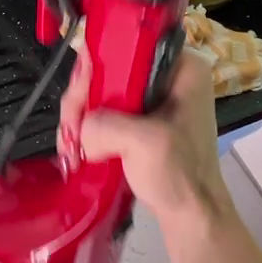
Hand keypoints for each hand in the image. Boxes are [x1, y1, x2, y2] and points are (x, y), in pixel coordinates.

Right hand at [78, 47, 233, 234]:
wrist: (191, 215)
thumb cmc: (180, 175)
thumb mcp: (143, 143)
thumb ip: (104, 124)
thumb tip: (81, 130)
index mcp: (181, 68)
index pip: (125, 46)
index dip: (94, 69)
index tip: (80, 100)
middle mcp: (166, 77)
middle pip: (106, 71)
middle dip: (82, 101)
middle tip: (70, 131)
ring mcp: (152, 101)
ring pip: (99, 95)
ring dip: (79, 121)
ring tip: (71, 150)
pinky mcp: (139, 123)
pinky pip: (102, 115)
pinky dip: (86, 132)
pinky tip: (76, 151)